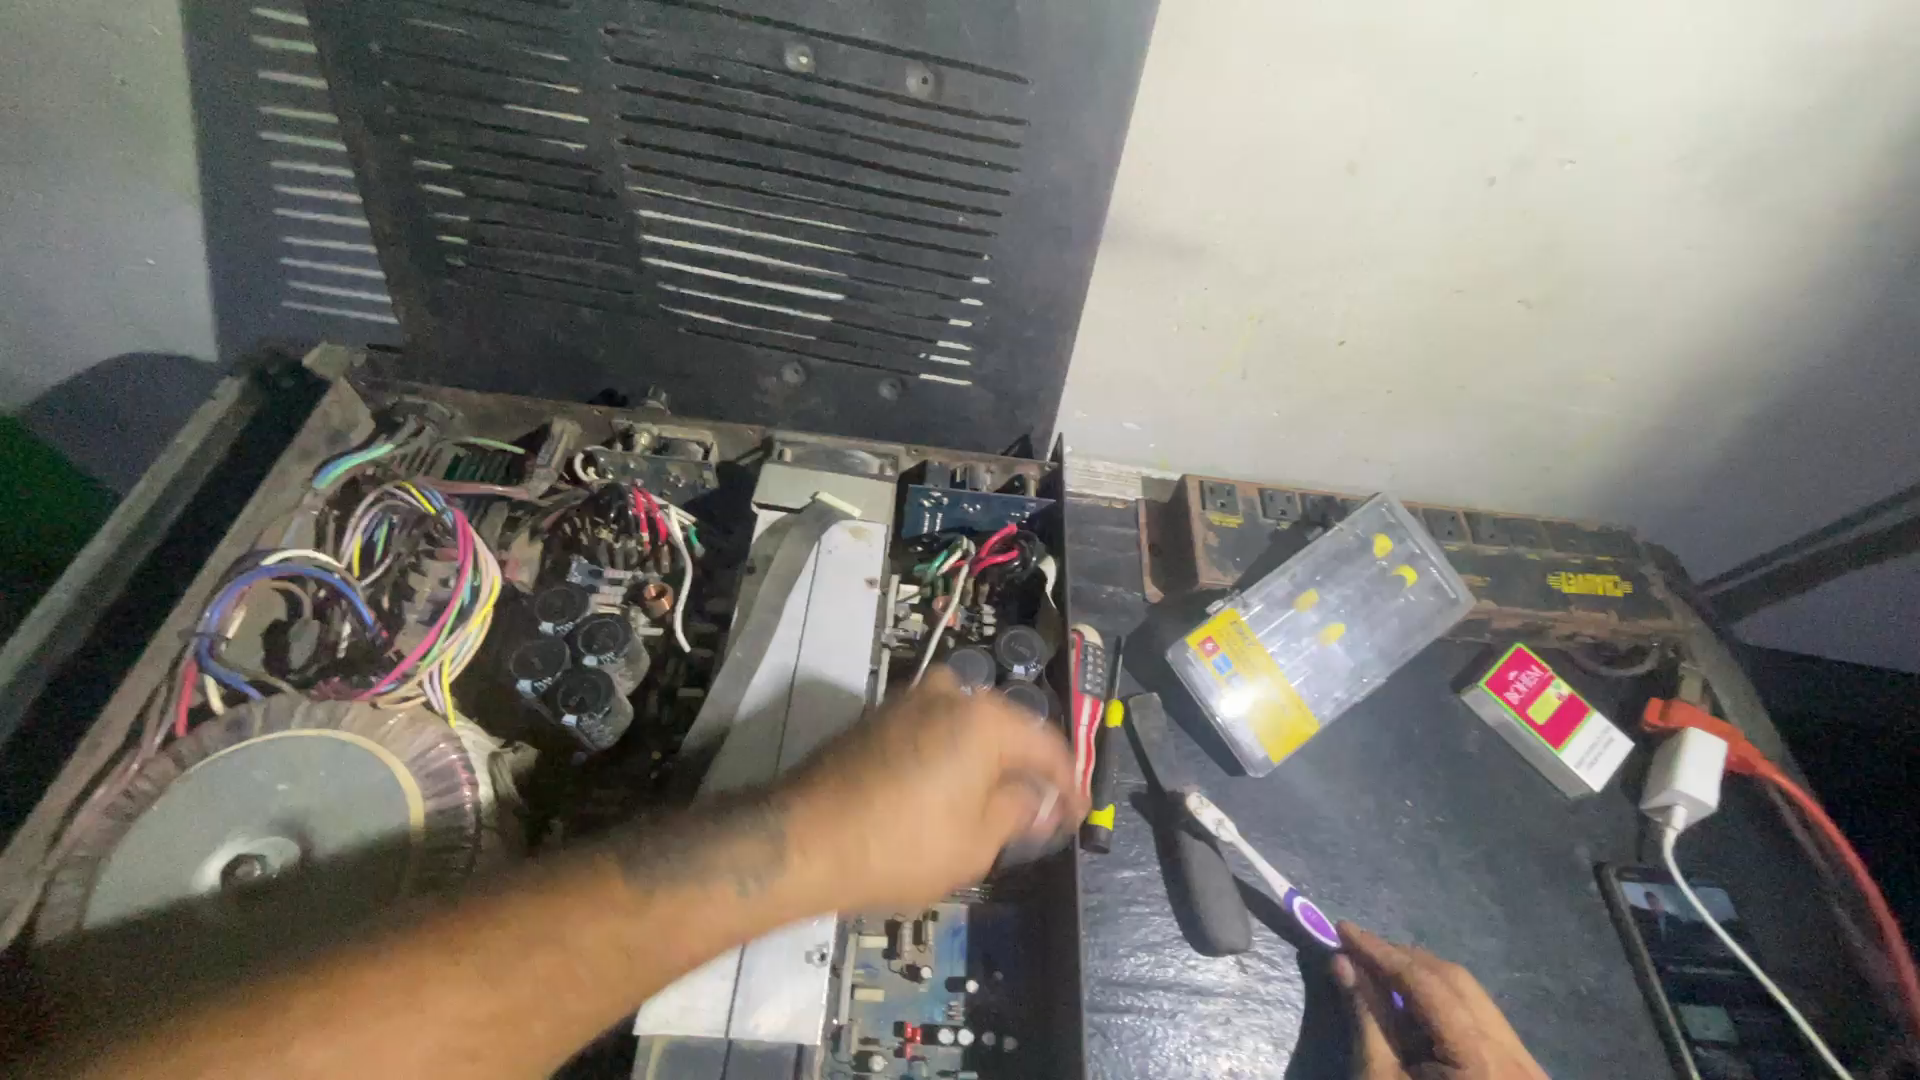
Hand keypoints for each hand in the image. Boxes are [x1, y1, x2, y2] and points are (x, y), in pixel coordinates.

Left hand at [780, 669, 1084, 912]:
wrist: (804, 837)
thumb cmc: (901, 844)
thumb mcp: (977, 841)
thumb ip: (1019, 810)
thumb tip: (1041, 799)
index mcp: (985, 718)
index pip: (1047, 747)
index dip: (1070, 783)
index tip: (1079, 813)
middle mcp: (952, 693)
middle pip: (1008, 728)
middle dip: (1028, 768)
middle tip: (1041, 808)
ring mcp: (911, 698)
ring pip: (969, 723)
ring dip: (989, 757)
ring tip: (998, 798)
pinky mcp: (881, 713)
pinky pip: (936, 726)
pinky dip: (954, 751)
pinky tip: (954, 784)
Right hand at [1334, 923, 1549, 1079]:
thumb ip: (1365, 1016)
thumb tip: (1342, 961)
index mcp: (1482, 1064)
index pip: (1426, 983)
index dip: (1381, 951)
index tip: (1341, 928)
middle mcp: (1518, 1060)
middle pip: (1455, 981)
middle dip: (1401, 959)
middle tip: (1356, 948)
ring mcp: (1529, 1070)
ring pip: (1471, 997)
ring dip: (1420, 979)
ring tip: (1377, 973)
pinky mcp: (1525, 1077)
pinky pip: (1481, 1021)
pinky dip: (1441, 1005)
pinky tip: (1409, 1006)